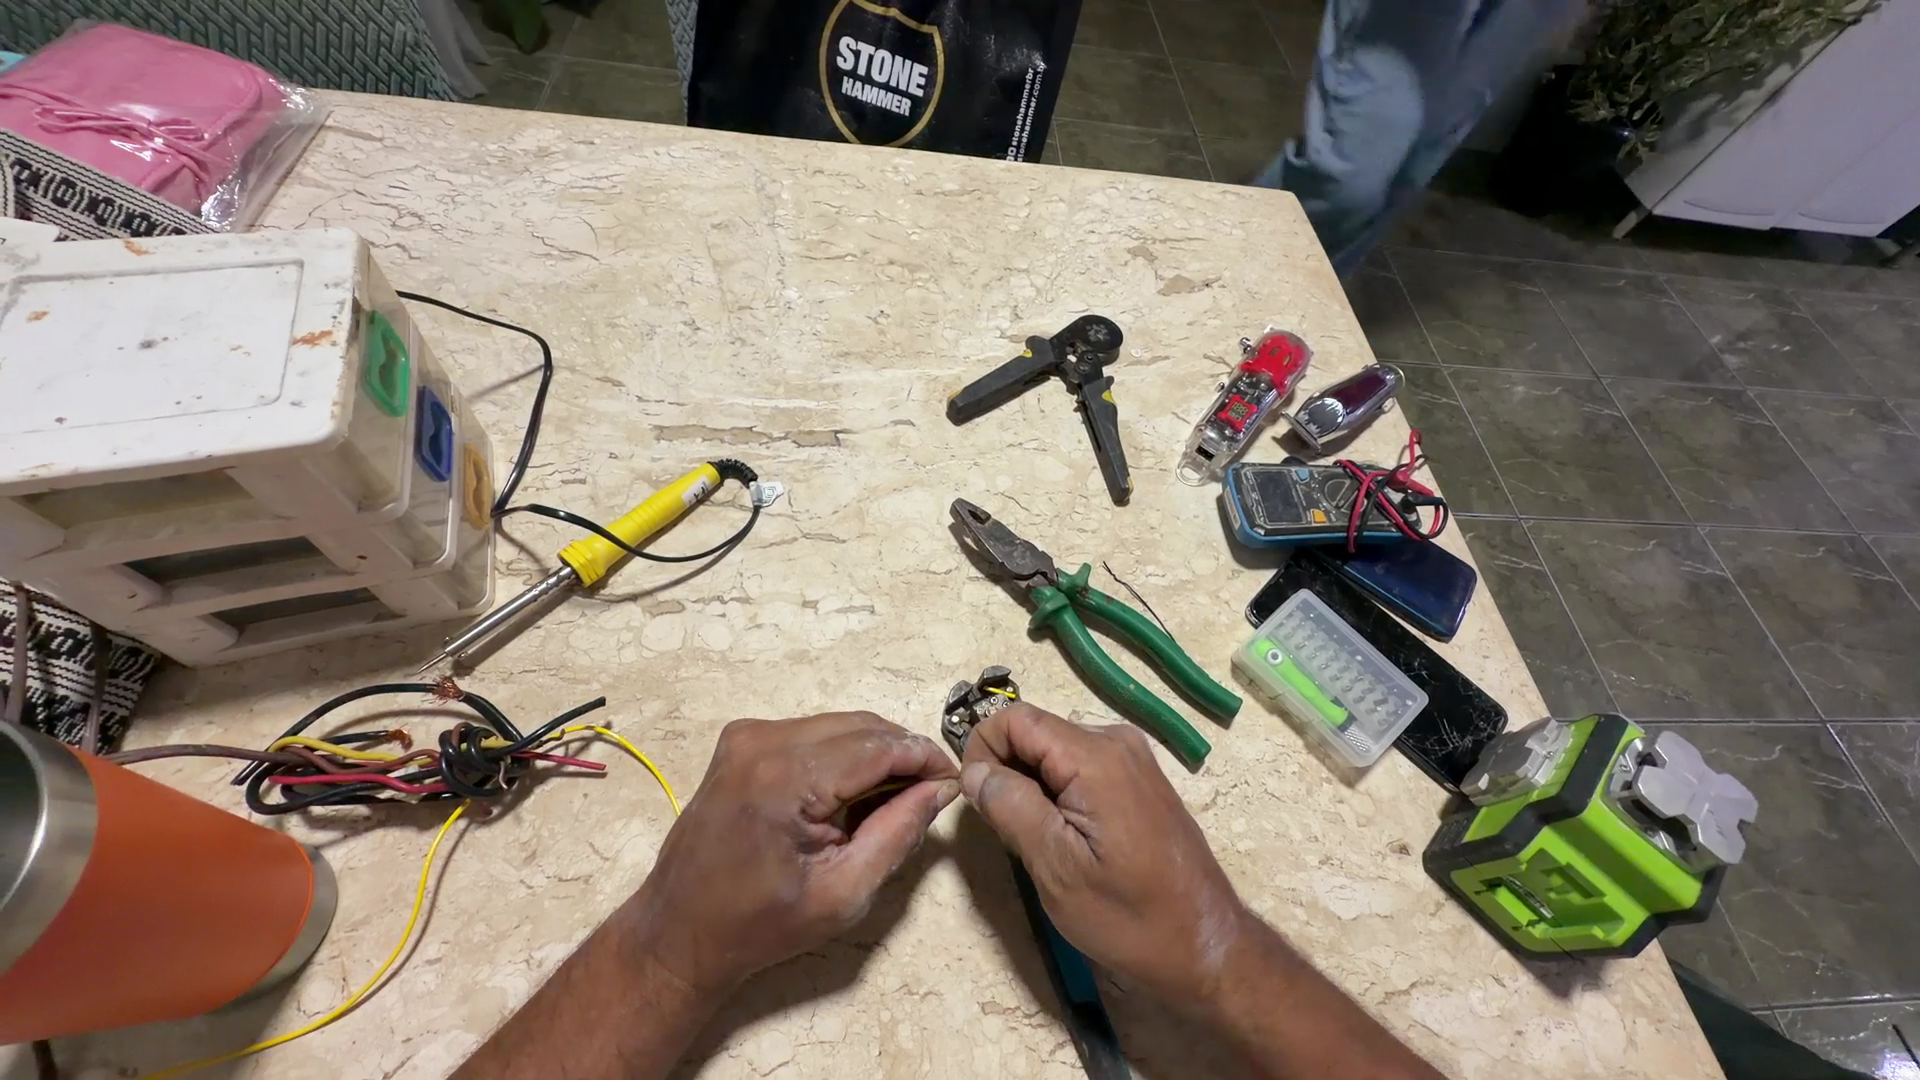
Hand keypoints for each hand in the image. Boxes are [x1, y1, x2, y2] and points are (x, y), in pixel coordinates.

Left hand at [625, 712, 959, 996]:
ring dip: (874, 751)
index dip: (922, 757)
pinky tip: (853, 789)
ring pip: (839, 724)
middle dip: (902, 752)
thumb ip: (898, 833)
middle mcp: (762, 740)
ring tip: (894, 794)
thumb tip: (941, 788)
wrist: (678, 931)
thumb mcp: (844, 893)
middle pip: (860, 727)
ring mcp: (748, 734)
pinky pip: (813, 731)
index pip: (876, 746)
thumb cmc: (761, 926)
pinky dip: (843, 752)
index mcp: (783, 778)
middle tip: (929, 790)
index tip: (952, 778)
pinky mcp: (743, 739)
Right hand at [960, 703, 1249, 1004]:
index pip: (1016, 718)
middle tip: (1010, 830)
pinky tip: (1068, 836)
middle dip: (1007, 770)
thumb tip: (974, 770)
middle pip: (1035, 731)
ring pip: (1054, 749)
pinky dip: (1058, 790)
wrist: (1207, 947)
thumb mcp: (1056, 868)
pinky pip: (1078, 764)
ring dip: (1032, 784)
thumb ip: (1010, 807)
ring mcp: (1131, 757)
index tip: (978, 799)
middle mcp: (1115, 740)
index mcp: (1096, 755)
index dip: (983, 748)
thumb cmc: (1130, 916)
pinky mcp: (1137, 777)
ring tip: (1041, 840)